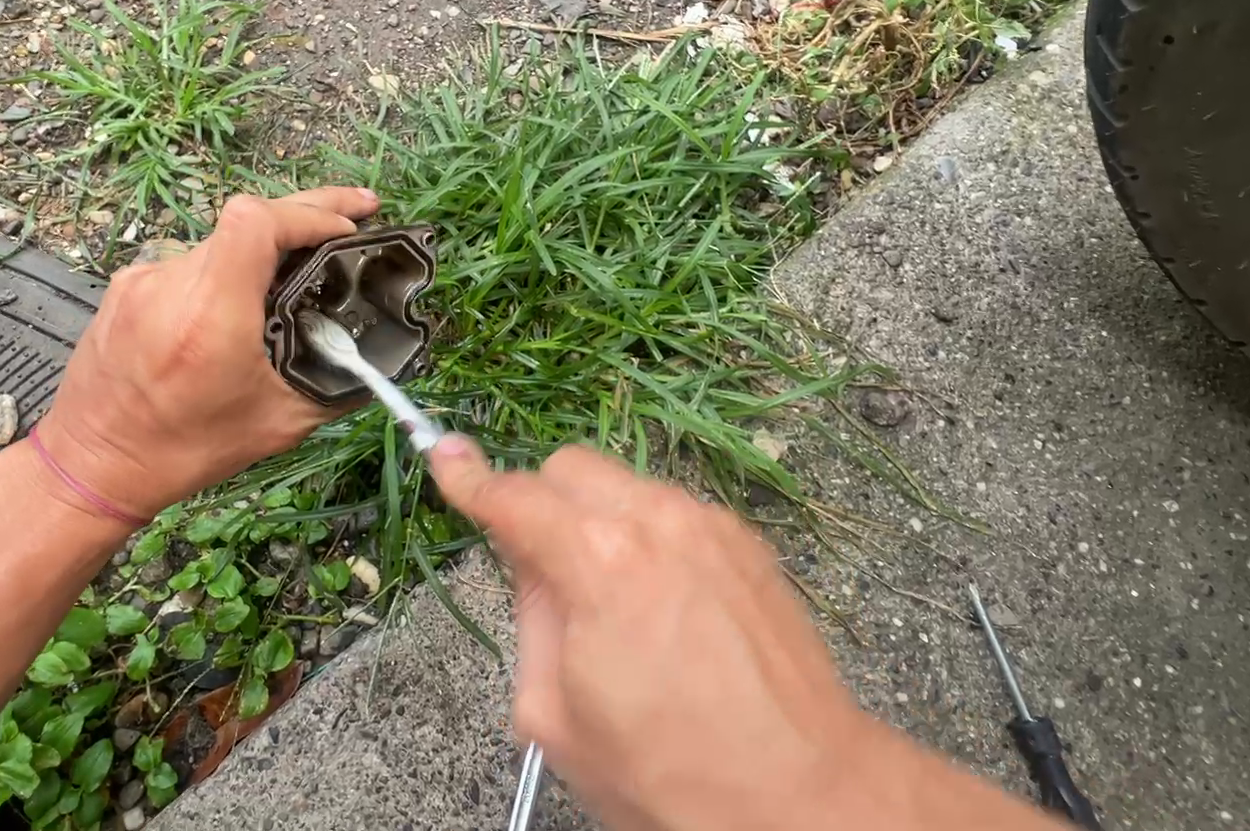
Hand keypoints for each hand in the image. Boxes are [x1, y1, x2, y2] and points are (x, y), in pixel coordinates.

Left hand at [34, 186, 379, 520]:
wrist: (93, 466)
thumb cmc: (188, 451)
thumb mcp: (278, 425)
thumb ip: (335, 385)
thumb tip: (382, 358)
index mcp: (211, 314)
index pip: (256, 220)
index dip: (310, 213)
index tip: (348, 227)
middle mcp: (172, 282)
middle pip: (247, 215)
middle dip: (311, 208)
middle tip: (361, 208)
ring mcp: (144, 277)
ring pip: (223, 237)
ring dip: (271, 241)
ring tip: (309, 257)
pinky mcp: (129, 284)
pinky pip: (194, 258)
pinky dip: (232, 264)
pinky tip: (248, 291)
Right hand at [425, 436, 868, 829]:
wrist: (804, 793)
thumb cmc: (669, 770)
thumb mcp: (556, 712)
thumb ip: (531, 615)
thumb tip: (530, 559)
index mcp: (598, 561)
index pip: (514, 498)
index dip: (469, 479)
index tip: (445, 455)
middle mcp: (655, 520)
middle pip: (568, 466)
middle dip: (543, 504)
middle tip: (549, 570)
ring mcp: (706, 522)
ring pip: (623, 484)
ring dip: (599, 519)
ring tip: (618, 598)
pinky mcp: (743, 538)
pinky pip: (671, 510)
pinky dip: (648, 535)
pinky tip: (667, 601)